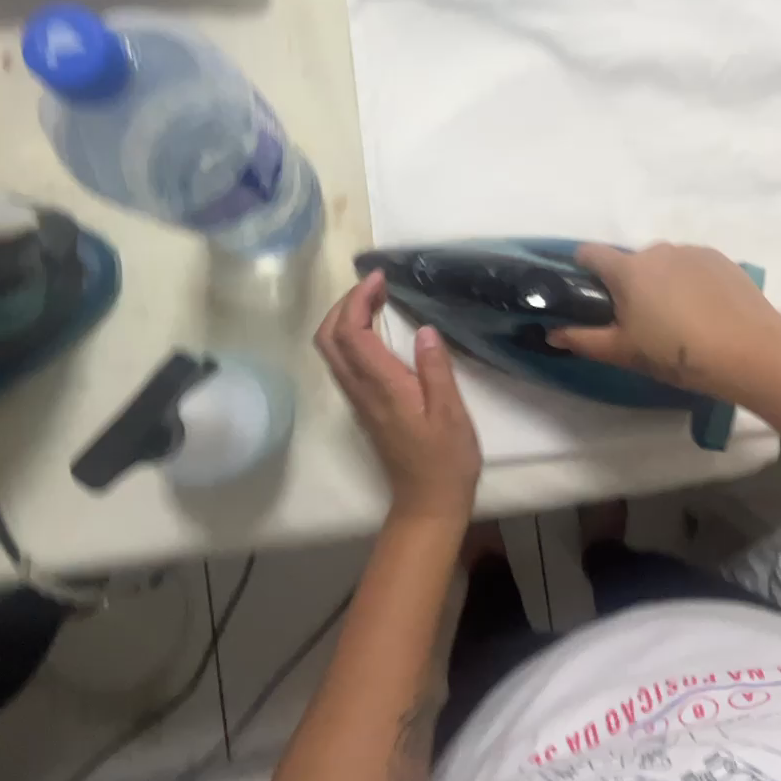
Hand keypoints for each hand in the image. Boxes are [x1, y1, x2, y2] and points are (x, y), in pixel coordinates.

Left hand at [316, 271, 482, 521]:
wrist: (428, 502)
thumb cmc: (446, 459)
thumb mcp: (451, 413)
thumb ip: (435, 369)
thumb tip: (423, 330)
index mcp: (382, 386)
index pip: (352, 333)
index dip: (358, 300)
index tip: (380, 279)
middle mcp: (361, 391)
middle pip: (328, 338)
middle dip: (344, 303)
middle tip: (375, 285)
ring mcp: (358, 400)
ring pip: (331, 351)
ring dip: (344, 318)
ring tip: (375, 300)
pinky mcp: (364, 407)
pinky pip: (343, 363)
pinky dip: (350, 336)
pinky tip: (376, 331)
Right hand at [547, 243, 780, 396]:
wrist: (750, 352)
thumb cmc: (677, 354)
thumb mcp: (623, 353)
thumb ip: (583, 340)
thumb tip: (552, 333)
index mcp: (628, 269)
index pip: (589, 253)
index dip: (581, 271)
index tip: (587, 297)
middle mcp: (657, 251)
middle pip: (629, 263)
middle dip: (627, 286)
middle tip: (637, 324)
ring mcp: (692, 252)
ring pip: (663, 265)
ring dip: (660, 284)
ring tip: (677, 322)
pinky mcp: (721, 260)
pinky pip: (692, 267)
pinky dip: (689, 284)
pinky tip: (704, 314)